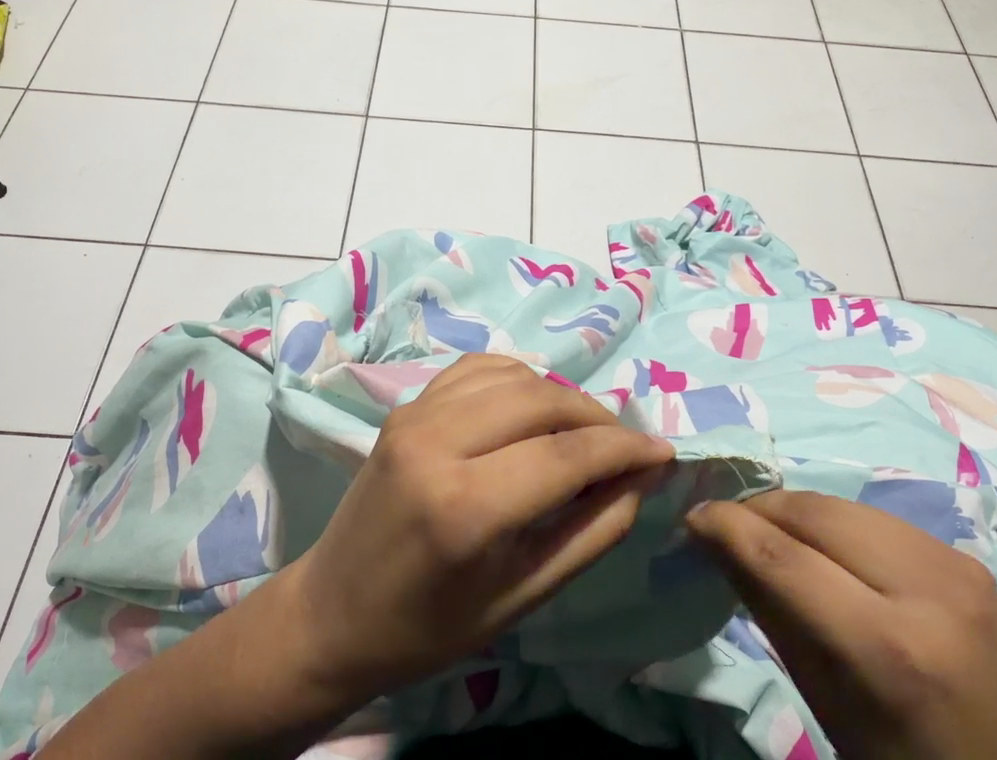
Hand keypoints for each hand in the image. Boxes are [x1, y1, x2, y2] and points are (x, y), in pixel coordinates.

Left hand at [273, 355, 673, 699]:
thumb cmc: (431, 625)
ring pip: (514, 375)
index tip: (663, 453)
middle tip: (627, 448)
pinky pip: (477, 371)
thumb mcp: (523, 595)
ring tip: (585, 434)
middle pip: (544, 400)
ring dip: (561, 397)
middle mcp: (437, 442)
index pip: (568, 453)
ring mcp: (414, 416)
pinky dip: (518, 380)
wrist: (334, 614)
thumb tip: (641, 476)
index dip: (626, 448)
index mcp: (466, 505)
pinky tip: (534, 410)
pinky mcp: (404, 408)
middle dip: (599, 418)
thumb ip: (592, 531)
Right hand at [687, 491, 996, 759]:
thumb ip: (774, 616)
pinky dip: (836, 523)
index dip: (728, 527)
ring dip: (795, 511)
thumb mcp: (828, 707)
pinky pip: (880, 520)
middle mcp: (928, 591)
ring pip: (846, 505)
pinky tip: (819, 545)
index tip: (692, 518)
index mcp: (889, 649)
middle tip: (722, 523)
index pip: (785, 558)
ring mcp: (959, 568)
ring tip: (764, 531)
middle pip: (817, 514)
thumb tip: (719, 547)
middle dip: (759, 508)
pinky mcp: (970, 560)